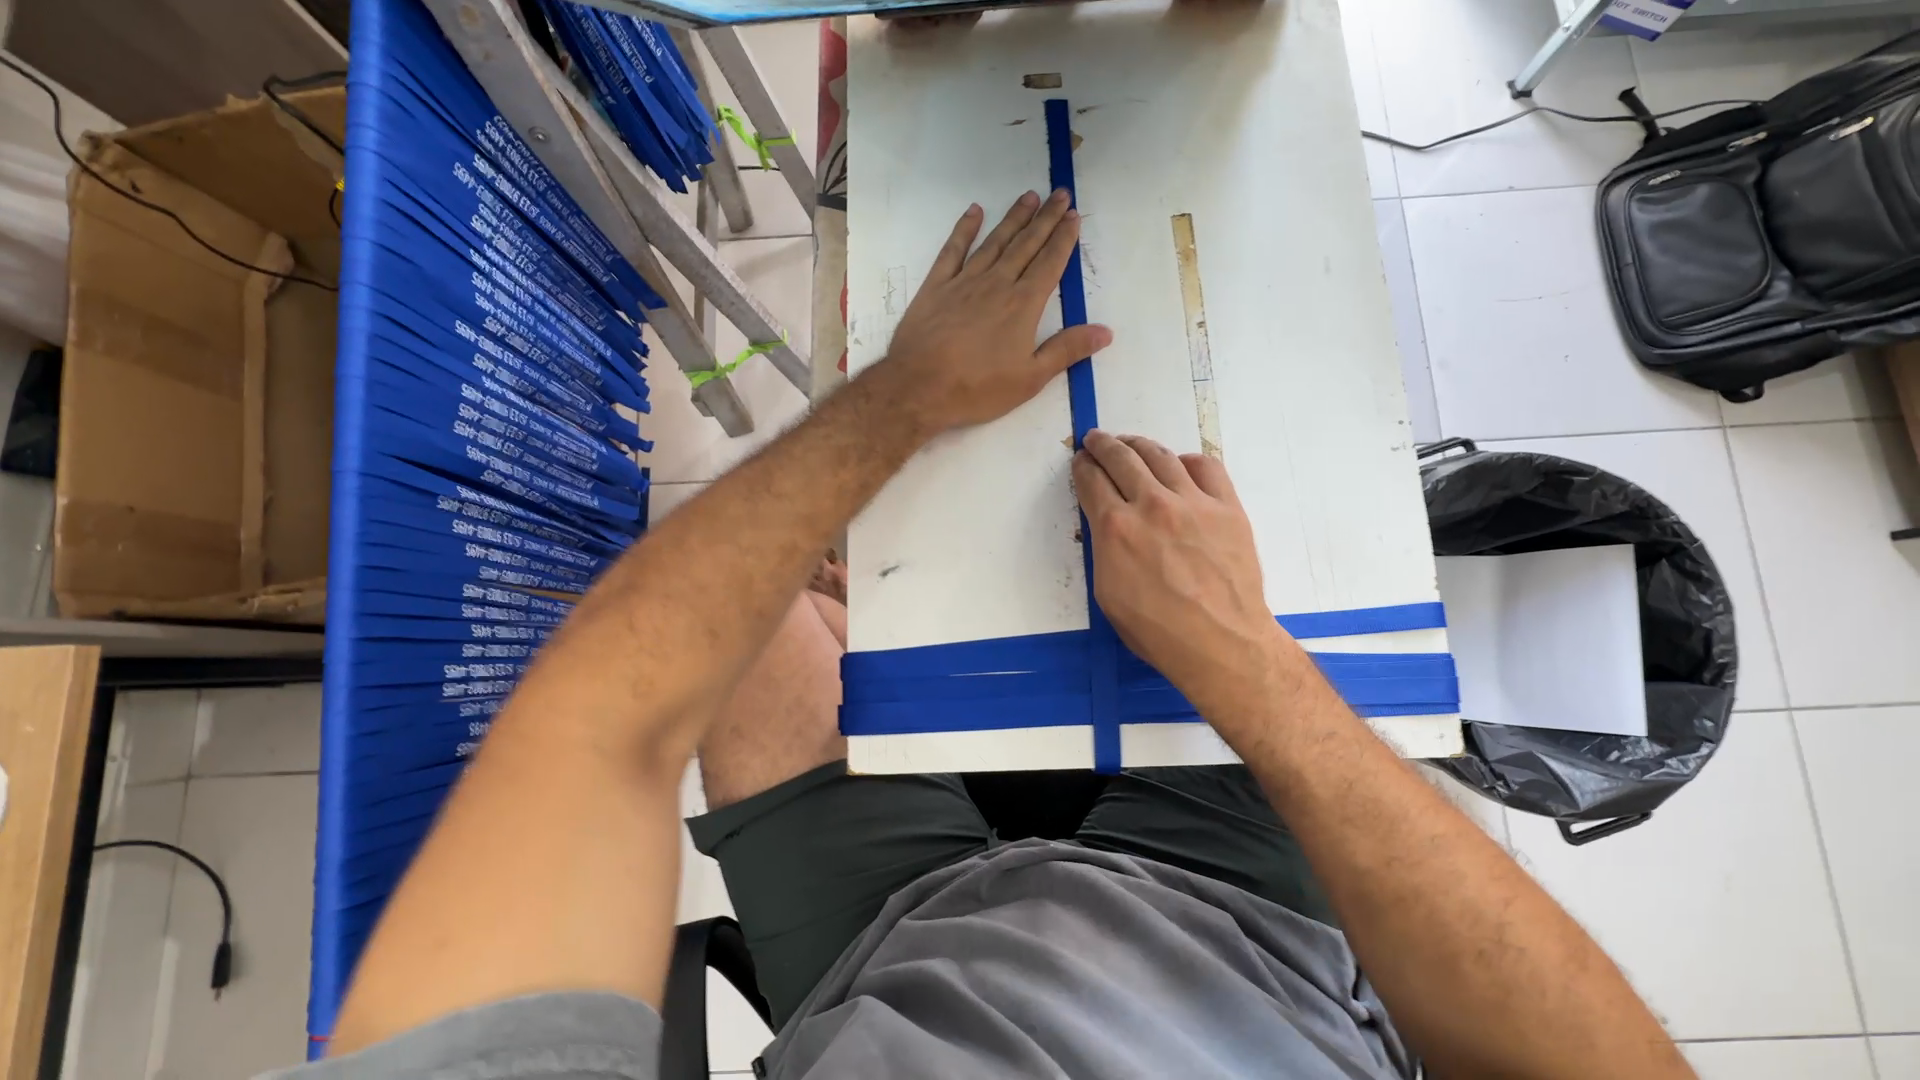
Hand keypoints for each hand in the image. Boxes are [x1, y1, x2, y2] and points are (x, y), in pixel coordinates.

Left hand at [882, 191, 1113, 435]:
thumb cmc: (976, 389)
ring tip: (1029, 197)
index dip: (1064, 239)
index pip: (1050, 264)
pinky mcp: (935, 287)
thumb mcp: (1030, 379)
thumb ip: (1066, 350)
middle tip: (1059, 193)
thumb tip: (1105, 331)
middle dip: (1045, 219)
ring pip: (994, 241)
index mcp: (1022, 305)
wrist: (918, 387)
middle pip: (1026, 245)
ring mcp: (963, 282)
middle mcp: (996, 284)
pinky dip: (964, 229)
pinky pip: (953, 250)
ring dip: (1013, 218)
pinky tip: (974, 212)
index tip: (1073, 216)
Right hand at [1073, 431, 1288, 714]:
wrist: (1221, 643)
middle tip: (1096, 440)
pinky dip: (1187, 460)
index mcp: (1115, 528)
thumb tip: (1109, 527)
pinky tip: (1179, 464)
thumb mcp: (1108, 595)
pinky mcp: (1227, 507)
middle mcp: (1151, 505)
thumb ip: (1104, 550)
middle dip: (1104, 445)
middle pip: (1122, 458)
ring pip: (1160, 456)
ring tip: (1131, 443)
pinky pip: (1206, 467)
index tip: (1081, 461)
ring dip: (1139, 444)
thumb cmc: (1158, 631)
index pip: (1092, 481)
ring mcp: (1193, 502)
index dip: (1083, 467)